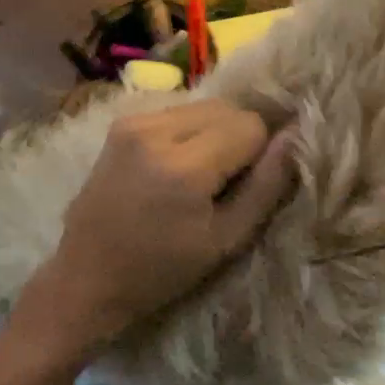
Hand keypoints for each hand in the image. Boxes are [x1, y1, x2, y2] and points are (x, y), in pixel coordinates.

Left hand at [16, 99, 295, 356]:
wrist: (88, 277)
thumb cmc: (160, 272)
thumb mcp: (224, 241)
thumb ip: (265, 187)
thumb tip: (296, 137)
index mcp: (184, 167)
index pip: (251, 126)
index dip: (260, 155)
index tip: (246, 189)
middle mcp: (155, 131)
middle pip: (229, 109)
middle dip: (240, 139)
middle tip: (227, 185)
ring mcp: (133, 122)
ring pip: (204, 107)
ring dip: (216, 134)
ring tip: (201, 178)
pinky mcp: (121, 124)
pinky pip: (176, 113)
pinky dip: (189, 133)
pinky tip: (176, 169)